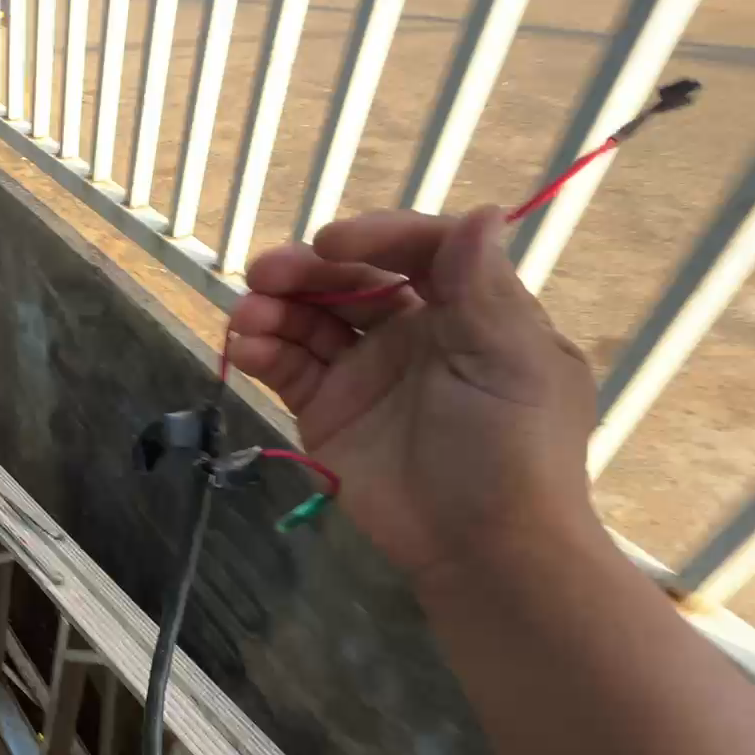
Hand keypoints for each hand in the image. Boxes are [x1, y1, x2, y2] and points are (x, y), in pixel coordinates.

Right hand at [227, 208, 601, 582]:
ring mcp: (361, 372)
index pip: (417, 253)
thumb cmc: (508, 447)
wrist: (474, 542)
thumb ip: (482, 291)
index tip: (329, 241)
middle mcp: (409, 334)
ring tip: (244, 316)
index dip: (374, 238)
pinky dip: (263, 353)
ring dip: (274, 311)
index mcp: (466, 312)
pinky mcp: (324, 409)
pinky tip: (245, 347)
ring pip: (309, 323)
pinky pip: (288, 368)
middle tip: (262, 273)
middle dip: (305, 272)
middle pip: (350, 283)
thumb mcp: (510, 363)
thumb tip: (480, 213)